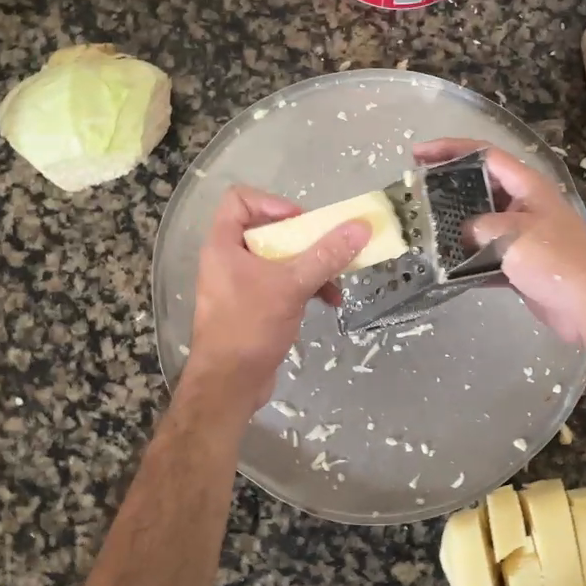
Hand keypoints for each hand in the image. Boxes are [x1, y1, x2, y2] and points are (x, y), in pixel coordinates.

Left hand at [180, 186, 370, 427]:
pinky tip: (329, 302)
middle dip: (304, 238)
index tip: (301, 222)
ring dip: (311, 265)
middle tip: (327, 246)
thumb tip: (361, 226)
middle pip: (268, 229)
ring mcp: (240, 284)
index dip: (272, 203)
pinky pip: (282, 284)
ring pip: (280, 259)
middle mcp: (229, 259)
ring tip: (337, 280)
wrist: (229, 385)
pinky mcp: (253, 307)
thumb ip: (327, 254)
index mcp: (224, 245)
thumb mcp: (293, 285)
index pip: (240, 200)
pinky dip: (306, 287)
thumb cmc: (250, 326)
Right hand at [413, 139, 585, 343]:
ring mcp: (524, 234)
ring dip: (456, 226)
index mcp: (527, 186)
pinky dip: (469, 259)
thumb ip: (479, 226)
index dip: (450, 149)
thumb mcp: (511, 235)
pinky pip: (488, 254)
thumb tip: (464, 233)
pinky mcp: (522, 263)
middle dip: (449, 186)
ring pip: (482, 222)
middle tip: (416, 191)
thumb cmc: (555, 260)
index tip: (418, 154)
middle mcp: (525, 204)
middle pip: (480, 186)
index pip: (484, 154)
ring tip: (424, 229)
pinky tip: (446, 267)